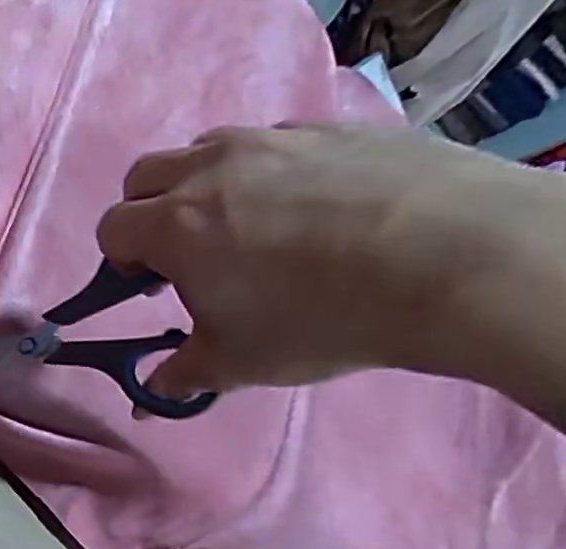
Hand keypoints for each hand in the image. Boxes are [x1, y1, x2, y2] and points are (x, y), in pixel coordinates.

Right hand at [96, 124, 565, 397]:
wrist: (454, 260)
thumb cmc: (314, 319)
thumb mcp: (231, 364)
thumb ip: (176, 378)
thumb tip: (147, 402)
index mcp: (175, 225)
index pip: (112, 229)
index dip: (118, 261)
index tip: (146, 287)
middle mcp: (213, 169)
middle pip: (145, 177)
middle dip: (146, 215)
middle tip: (181, 257)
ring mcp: (276, 138)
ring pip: (206, 150)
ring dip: (200, 188)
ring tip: (242, 231)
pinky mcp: (334, 128)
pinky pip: (272, 142)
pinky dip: (263, 172)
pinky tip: (305, 213)